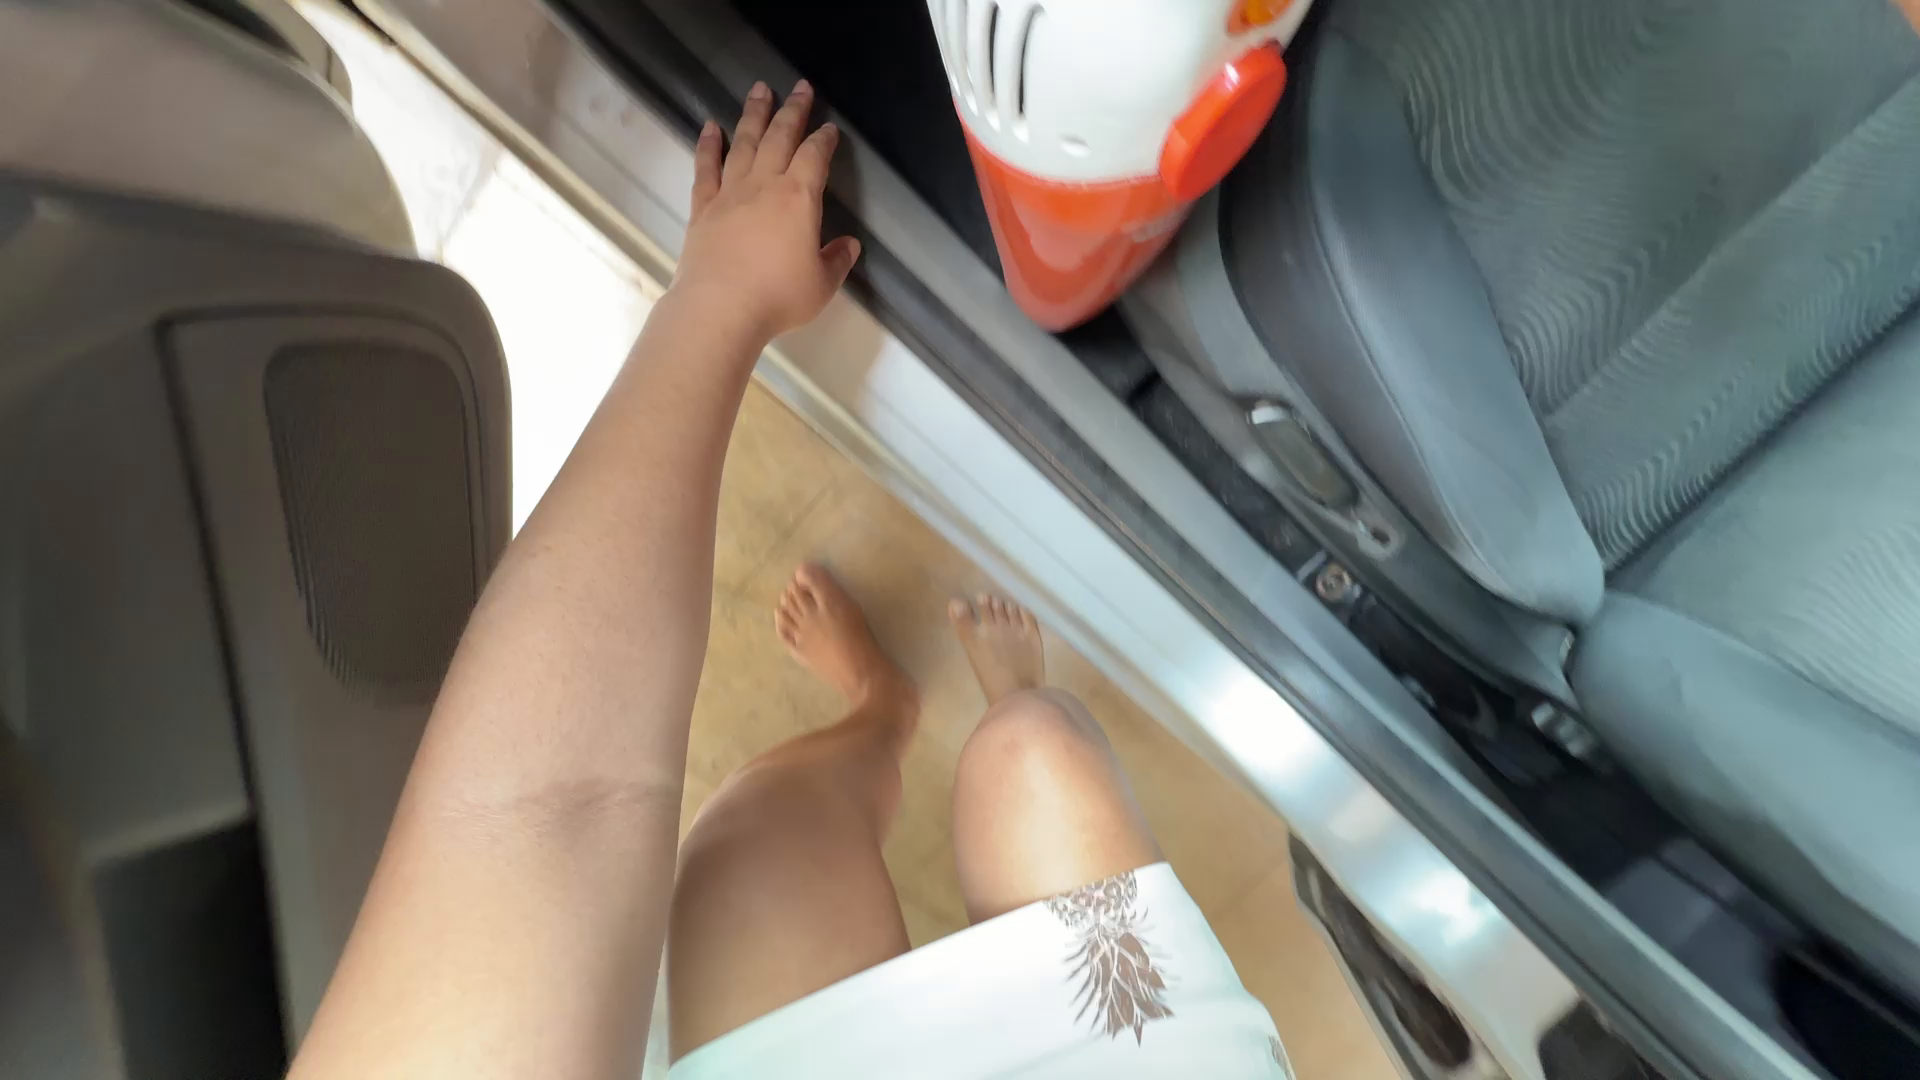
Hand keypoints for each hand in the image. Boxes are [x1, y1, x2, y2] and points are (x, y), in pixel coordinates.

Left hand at [673, 79, 859, 339]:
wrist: (722, 307)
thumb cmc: (779, 297)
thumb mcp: (822, 285)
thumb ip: (837, 261)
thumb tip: (849, 245)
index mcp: (799, 199)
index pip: (815, 158)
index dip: (824, 141)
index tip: (830, 129)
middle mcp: (764, 185)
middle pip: (779, 137)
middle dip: (792, 111)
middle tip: (800, 88)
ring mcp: (730, 193)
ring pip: (744, 143)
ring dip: (753, 115)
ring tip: (760, 90)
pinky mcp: (703, 207)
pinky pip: (706, 167)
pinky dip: (709, 145)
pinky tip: (711, 128)